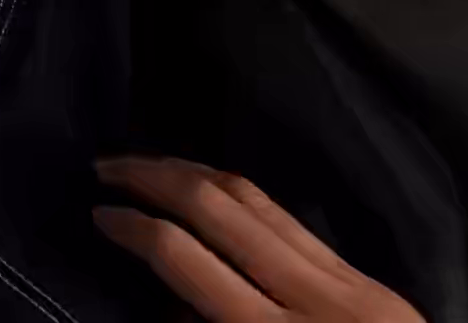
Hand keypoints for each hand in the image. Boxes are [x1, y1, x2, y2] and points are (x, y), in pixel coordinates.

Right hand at [95, 158, 425, 322]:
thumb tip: (164, 298)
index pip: (184, 257)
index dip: (132, 227)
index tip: (99, 214)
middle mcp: (317, 304)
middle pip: (213, 207)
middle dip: (148, 176)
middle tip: (103, 167)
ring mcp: (350, 285)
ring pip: (247, 194)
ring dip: (183, 168)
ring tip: (139, 162)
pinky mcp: (369, 280)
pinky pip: (281, 212)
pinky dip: (228, 187)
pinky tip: (199, 182)